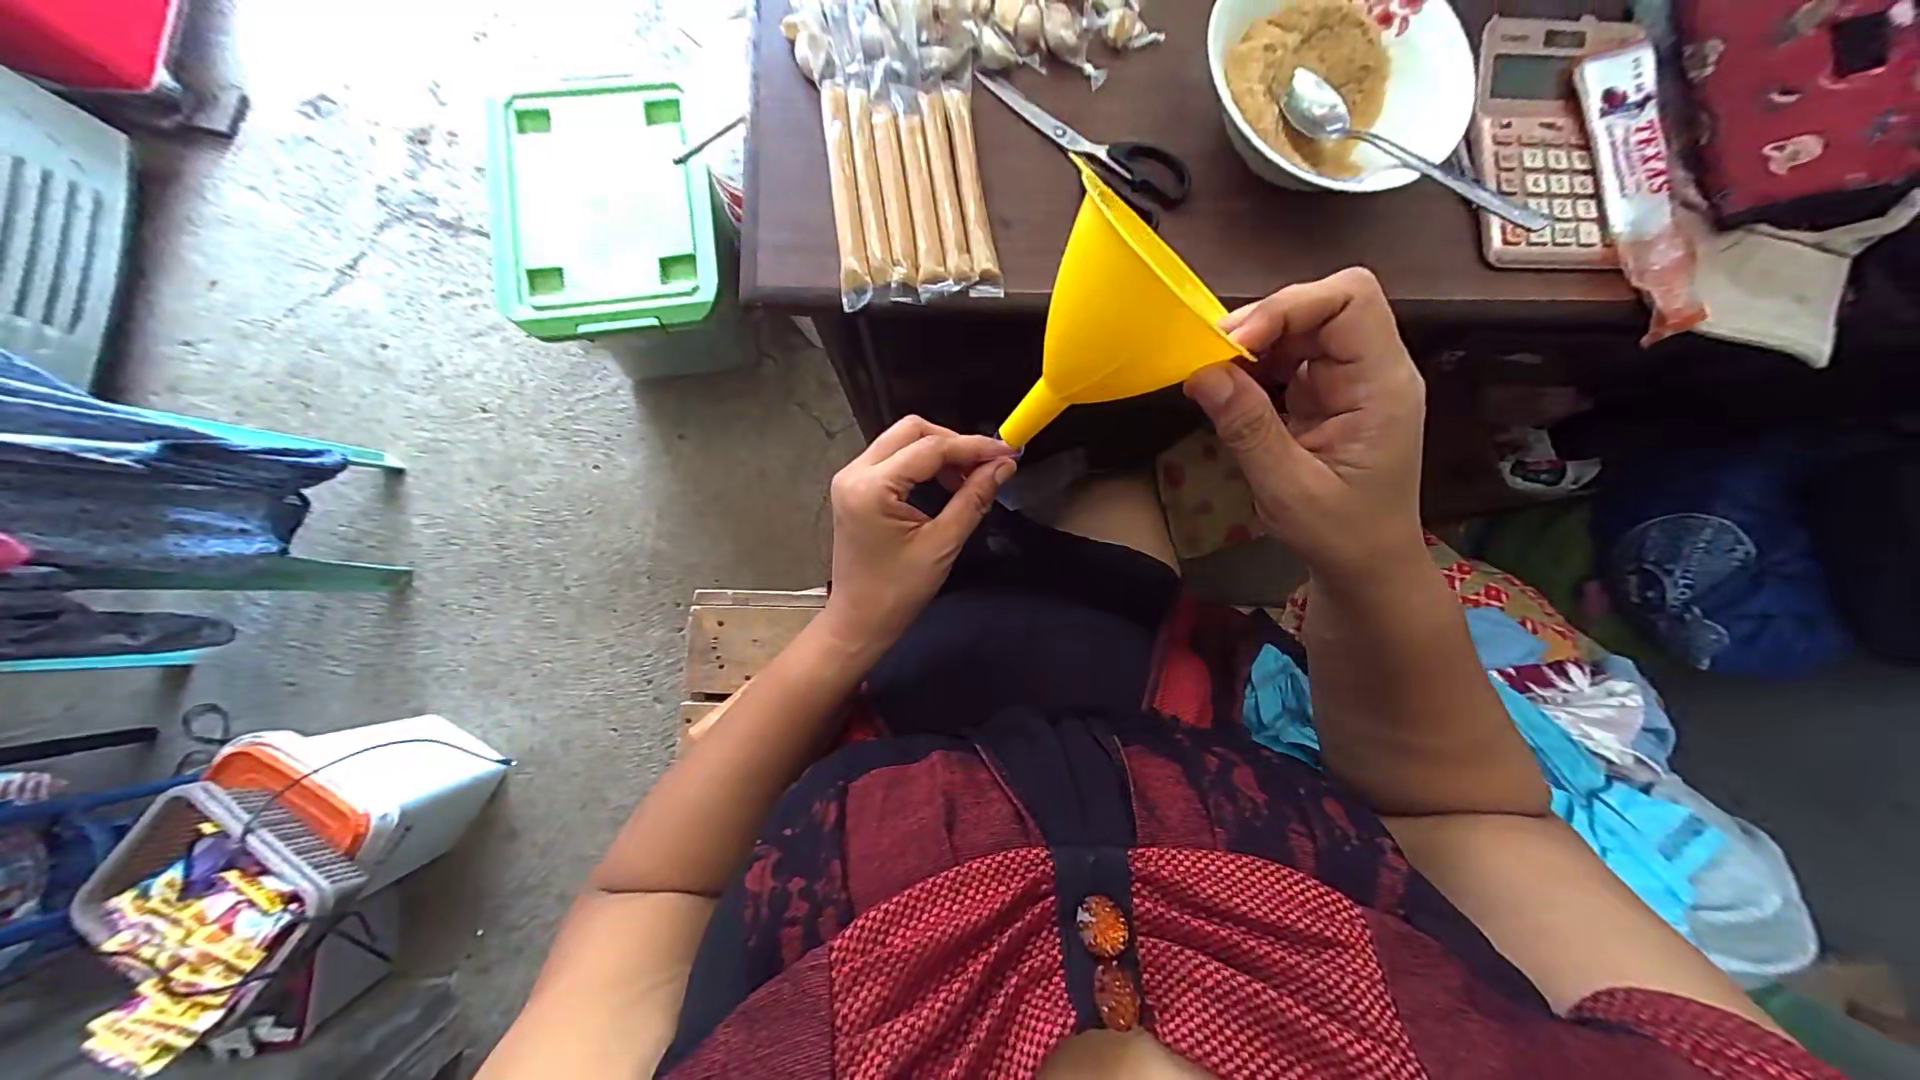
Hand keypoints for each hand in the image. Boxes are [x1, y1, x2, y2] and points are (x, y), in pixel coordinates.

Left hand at [822, 416, 1016, 650]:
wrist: (860, 621)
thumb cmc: (898, 591)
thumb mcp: (943, 544)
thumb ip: (973, 498)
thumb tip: (1002, 466)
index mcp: (871, 488)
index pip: (930, 448)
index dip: (973, 446)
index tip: (1007, 451)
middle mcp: (854, 473)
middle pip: (912, 431)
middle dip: (954, 443)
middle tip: (987, 465)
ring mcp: (851, 478)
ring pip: (902, 440)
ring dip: (939, 451)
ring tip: (969, 478)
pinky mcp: (855, 488)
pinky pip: (893, 458)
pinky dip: (923, 463)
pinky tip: (946, 482)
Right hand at [1184, 268, 1426, 580]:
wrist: (1365, 564)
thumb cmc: (1339, 534)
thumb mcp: (1287, 488)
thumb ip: (1247, 427)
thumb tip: (1202, 374)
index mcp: (1381, 386)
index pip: (1349, 301)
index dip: (1289, 307)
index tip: (1236, 343)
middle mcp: (1371, 370)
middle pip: (1323, 305)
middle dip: (1264, 321)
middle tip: (1211, 357)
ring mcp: (1348, 381)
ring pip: (1302, 327)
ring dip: (1253, 343)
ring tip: (1212, 372)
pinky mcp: (1326, 394)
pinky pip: (1289, 358)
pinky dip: (1253, 365)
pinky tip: (1228, 386)